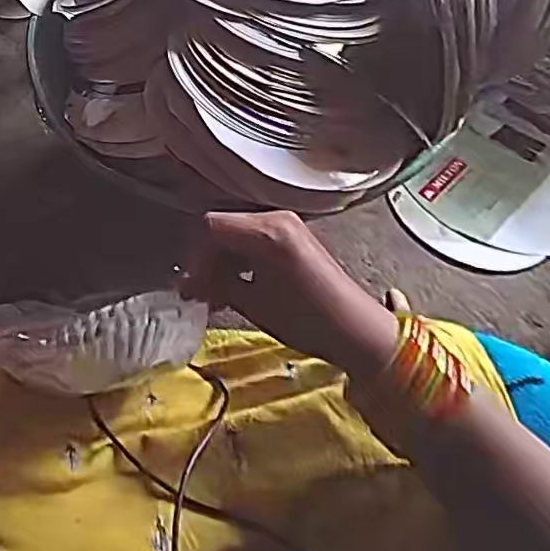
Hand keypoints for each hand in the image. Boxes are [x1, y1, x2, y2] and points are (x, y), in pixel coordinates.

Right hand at [178, 211, 399, 378]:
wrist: (360, 332)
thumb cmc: (308, 320)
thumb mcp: (253, 304)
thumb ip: (218, 285)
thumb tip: (189, 284)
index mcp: (266, 231)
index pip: (211, 227)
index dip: (196, 258)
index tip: (192, 287)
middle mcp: (275, 217)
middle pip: (221, 228)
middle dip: (206, 261)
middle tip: (197, 293)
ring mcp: (285, 224)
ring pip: (234, 234)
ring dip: (221, 262)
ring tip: (214, 295)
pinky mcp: (291, 236)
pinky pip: (252, 239)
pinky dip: (238, 260)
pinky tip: (234, 287)